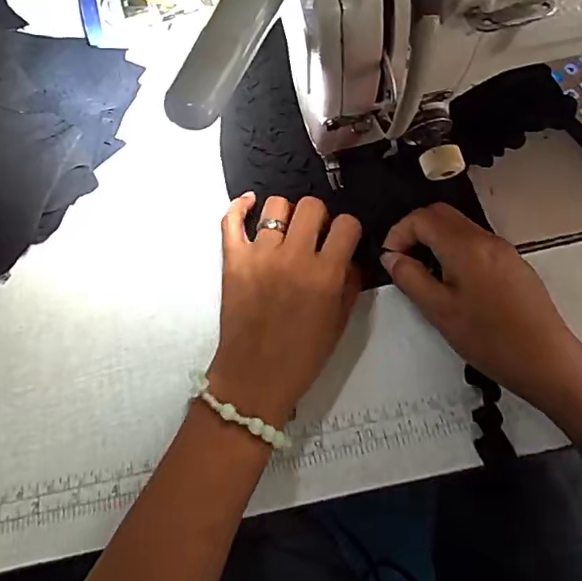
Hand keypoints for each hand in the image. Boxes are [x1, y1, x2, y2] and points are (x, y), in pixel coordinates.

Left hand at [210, 193, 362, 425]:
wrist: (255, 377)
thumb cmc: (301, 356)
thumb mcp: (339, 322)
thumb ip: (349, 283)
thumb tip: (350, 257)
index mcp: (325, 274)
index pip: (346, 224)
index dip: (348, 229)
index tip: (343, 239)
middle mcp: (294, 257)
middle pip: (312, 206)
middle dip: (320, 217)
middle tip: (315, 236)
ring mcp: (260, 255)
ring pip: (276, 206)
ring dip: (287, 214)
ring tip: (286, 231)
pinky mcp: (233, 260)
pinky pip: (231, 219)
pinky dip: (240, 206)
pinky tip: (251, 204)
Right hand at [380, 204, 581, 418]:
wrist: (546, 360)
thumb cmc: (490, 339)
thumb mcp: (439, 311)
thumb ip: (410, 278)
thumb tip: (392, 257)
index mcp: (465, 246)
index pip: (422, 217)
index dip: (398, 233)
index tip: (390, 259)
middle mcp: (486, 239)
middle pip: (441, 214)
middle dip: (415, 231)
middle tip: (403, 262)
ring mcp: (504, 250)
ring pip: (460, 228)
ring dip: (436, 241)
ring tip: (425, 276)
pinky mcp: (514, 264)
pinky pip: (477, 244)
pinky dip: (456, 251)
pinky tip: (454, 285)